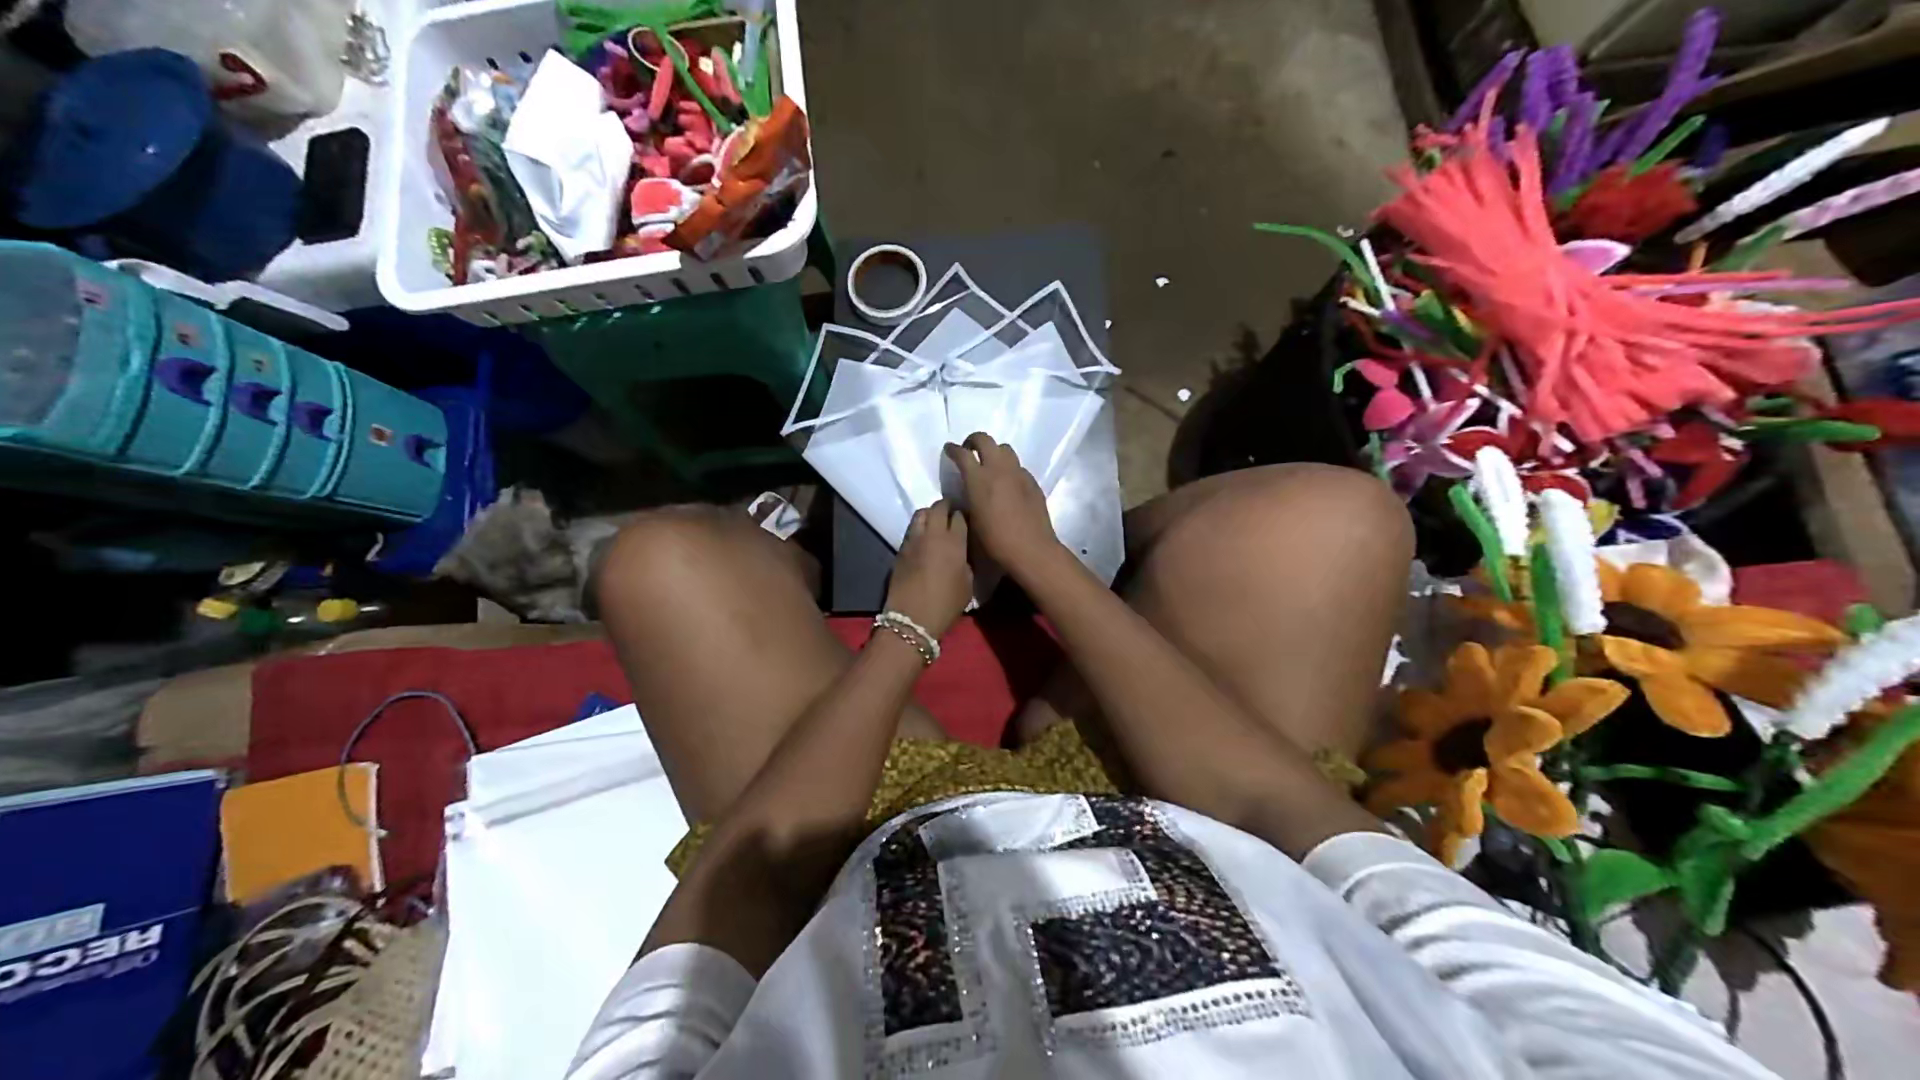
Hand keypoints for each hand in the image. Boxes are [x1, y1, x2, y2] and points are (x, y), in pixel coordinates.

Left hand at [885, 499, 972, 637]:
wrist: (912, 618)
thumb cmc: (946, 604)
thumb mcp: (968, 585)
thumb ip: (967, 562)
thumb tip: (962, 553)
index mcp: (954, 542)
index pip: (960, 516)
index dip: (964, 516)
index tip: (968, 520)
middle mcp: (933, 534)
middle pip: (938, 507)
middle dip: (946, 507)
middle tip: (952, 513)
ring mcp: (913, 540)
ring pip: (921, 514)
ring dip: (930, 514)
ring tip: (936, 523)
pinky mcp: (900, 549)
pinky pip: (911, 530)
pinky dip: (919, 528)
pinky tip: (925, 539)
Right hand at [944, 433, 1063, 575]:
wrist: (1031, 550)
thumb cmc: (995, 542)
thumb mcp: (970, 523)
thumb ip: (965, 503)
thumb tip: (964, 497)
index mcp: (978, 480)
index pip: (962, 454)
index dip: (953, 449)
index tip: (949, 449)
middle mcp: (998, 470)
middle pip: (985, 439)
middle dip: (973, 441)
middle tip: (969, 450)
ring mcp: (1018, 474)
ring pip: (1004, 449)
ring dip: (993, 452)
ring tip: (989, 465)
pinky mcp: (1032, 483)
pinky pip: (1018, 467)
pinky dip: (1009, 468)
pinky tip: (1008, 484)